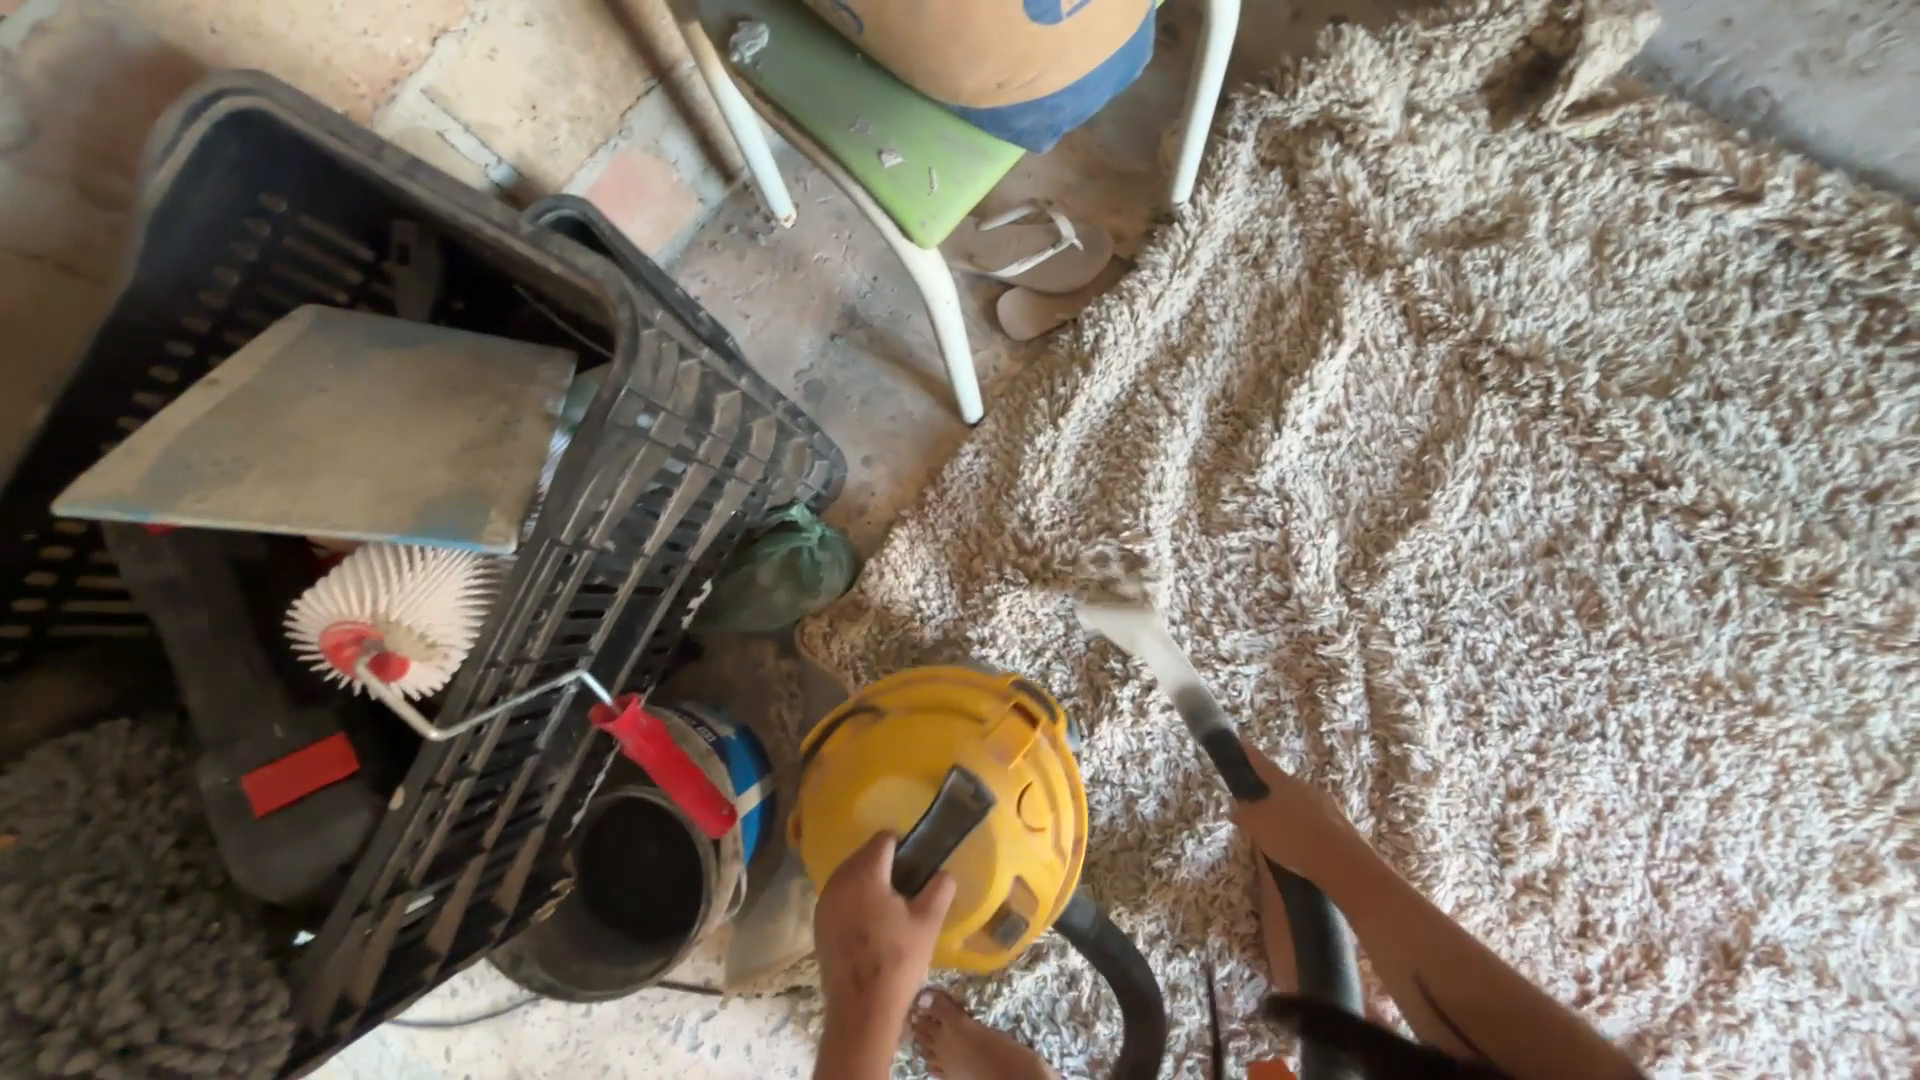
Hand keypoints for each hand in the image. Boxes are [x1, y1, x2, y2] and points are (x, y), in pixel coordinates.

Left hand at [814, 832, 956, 1034]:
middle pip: (863, 855)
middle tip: (905, 886)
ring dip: (867, 880)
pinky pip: (838, 896)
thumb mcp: (929, 923)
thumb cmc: (898, 961)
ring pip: (848, 875)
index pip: (882, 840)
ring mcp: (824, 903)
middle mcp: (839, 881)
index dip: (902, 846)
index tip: (915, 863)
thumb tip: (944, 873)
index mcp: (865, 874)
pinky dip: (853, 899)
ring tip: (887, 905)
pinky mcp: (818, 924)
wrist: (861, 1010)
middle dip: (883, 863)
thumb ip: (940, 888)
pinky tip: (868, 923)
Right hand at [1227, 738, 1367, 881]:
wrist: (1344, 863)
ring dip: (1290, 814)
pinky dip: (1306, 830)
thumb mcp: (1258, 827)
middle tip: (1258, 808)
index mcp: (1283, 783)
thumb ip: (1244, 816)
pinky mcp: (1342, 825)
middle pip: (1283, 786)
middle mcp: (1306, 788)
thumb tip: (1236, 809)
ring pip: (1302, 805)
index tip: (1242, 742)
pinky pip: (1317, 823)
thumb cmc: (1293, 837)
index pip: (1262, 764)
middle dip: (1271, 794)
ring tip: (1280, 834)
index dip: (1250, 754)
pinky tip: (1302, 847)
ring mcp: (1327, 805)